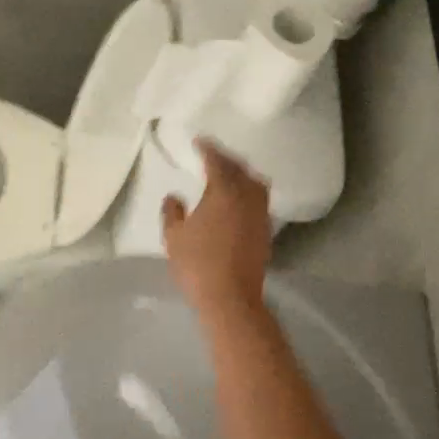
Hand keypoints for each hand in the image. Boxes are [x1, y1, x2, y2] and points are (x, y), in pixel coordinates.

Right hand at [162, 139, 271, 317]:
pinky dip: (248, 193)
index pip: (217, 161)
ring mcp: (261, 214)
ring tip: (228, 176)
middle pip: (241, 169)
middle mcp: (248, 196)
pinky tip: (237, 201)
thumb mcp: (173, 237)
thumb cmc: (197, 265)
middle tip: (213, 156)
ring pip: (254, 184)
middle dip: (227, 159)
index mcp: (224, 191)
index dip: (208, 149)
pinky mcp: (266, 231)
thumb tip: (174, 196)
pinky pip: (258, 201)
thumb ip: (172, 212)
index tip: (199, 141)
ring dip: (242, 175)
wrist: (230, 298)